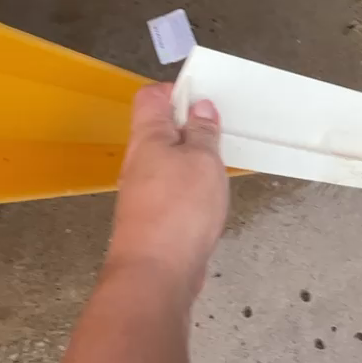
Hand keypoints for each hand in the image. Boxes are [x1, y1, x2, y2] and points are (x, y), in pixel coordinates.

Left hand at [103, 83, 229, 299]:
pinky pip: (173, 186)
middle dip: (190, 124)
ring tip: (221, 160)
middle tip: (222, 129)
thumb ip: (203, 132)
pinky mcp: (155, 216)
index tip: (206, 97)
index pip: (151, 97)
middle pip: (159, 129)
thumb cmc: (180, 208)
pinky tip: (211, 194)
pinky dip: (192, 182)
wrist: (157, 271)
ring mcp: (144, 190)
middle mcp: (139, 161)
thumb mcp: (203, 160)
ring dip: (193, 155)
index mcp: (147, 138)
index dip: (176, 91)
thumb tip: (200, 106)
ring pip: (168, 159)